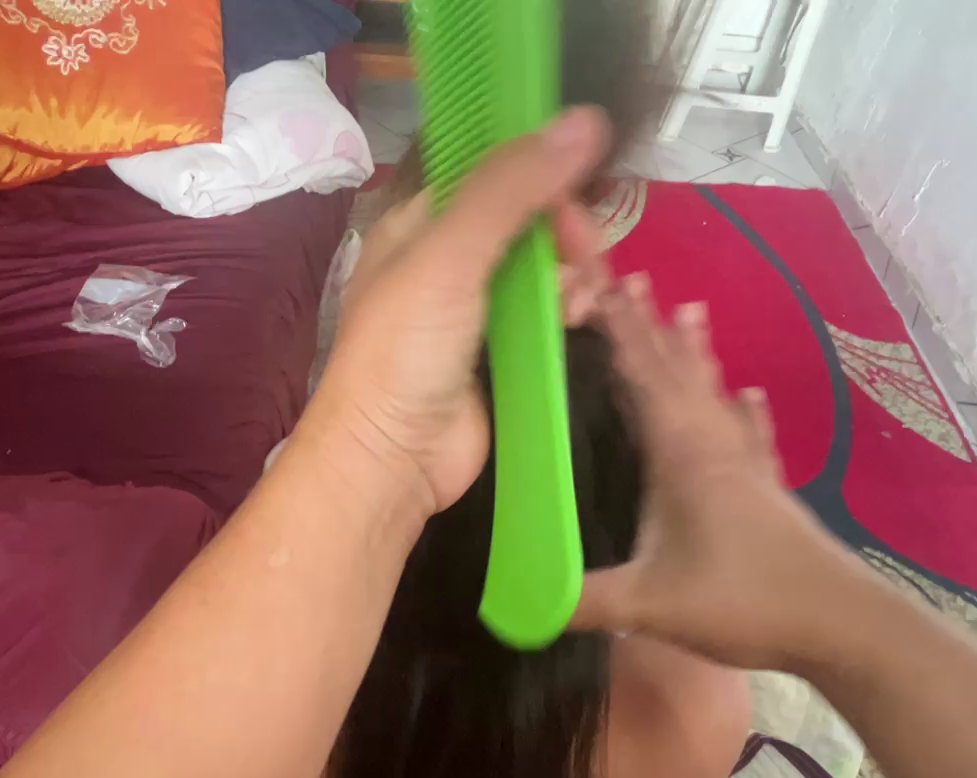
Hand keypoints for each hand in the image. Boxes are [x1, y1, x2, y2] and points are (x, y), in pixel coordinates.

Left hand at [304, 106, 612, 513]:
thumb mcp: (448, 259)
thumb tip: (584, 119)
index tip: (577, 183)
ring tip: (579, 296)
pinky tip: (579, 319)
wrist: (392, 459)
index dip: (536, 168)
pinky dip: (567, 311)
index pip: (488, 172)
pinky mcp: (499, 357)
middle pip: (523, 219)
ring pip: (541, 269)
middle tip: (583, 251)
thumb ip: (510, 190)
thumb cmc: (404, 353)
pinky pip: (545, 318)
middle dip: (561, 227)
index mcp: (418, 228)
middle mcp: (445, 264)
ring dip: (570, 272)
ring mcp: (474, 313)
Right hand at [569, 278, 875, 671]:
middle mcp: (713, 448)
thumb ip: (580, 602)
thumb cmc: (742, 600)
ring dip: (694, 355)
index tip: (601, 287)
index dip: (620, 333)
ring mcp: (745, 467)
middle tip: (632, 281)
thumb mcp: (648, 604)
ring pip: (712, 395)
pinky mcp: (766, 491)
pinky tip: (749, 396)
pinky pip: (748, 435)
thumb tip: (518, 606)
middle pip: (675, 374)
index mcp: (681, 457)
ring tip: (688, 312)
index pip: (643, 379)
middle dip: (649, 328)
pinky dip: (743, 411)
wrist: (840, 626)